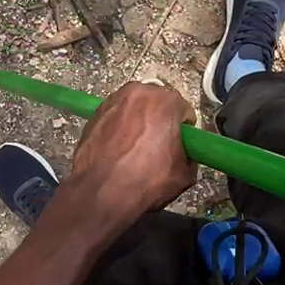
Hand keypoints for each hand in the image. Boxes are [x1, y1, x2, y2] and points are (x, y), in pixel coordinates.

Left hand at [65, 82, 197, 224]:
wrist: (101, 192)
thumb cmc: (144, 180)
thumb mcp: (184, 175)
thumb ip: (189, 157)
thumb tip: (183, 156)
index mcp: (165, 101)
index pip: (183, 110)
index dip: (184, 129)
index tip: (180, 143)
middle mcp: (138, 93)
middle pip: (156, 103)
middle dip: (159, 120)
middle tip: (158, 145)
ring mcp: (112, 101)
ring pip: (133, 108)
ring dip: (138, 122)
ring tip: (135, 148)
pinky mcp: (94, 114)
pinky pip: (114, 117)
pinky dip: (118, 128)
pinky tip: (118, 149)